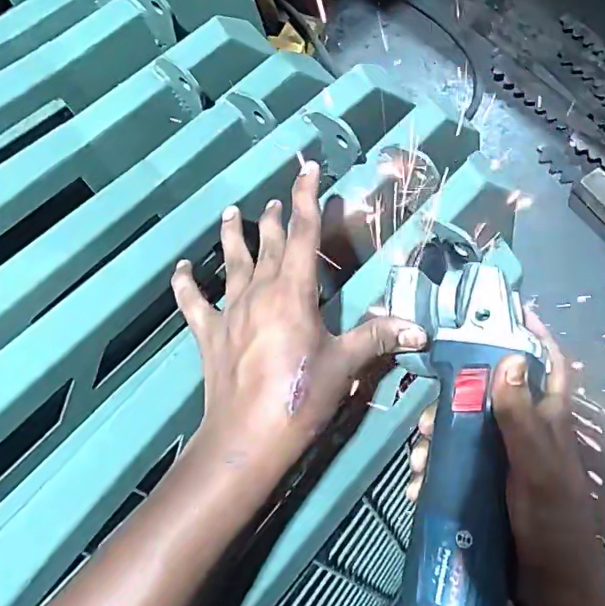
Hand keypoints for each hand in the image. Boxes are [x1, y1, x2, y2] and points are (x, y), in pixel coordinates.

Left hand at [172, 160, 427, 472]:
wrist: (248, 437)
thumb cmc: (301, 395)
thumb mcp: (346, 364)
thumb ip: (379, 338)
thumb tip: (421, 329)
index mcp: (294, 292)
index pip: (304, 234)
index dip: (307, 198)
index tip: (307, 168)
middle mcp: (260, 292)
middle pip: (270, 245)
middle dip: (278, 218)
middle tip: (279, 198)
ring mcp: (231, 312)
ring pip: (233, 264)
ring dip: (235, 237)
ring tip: (234, 212)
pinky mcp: (210, 335)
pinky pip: (195, 303)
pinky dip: (187, 285)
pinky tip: (183, 269)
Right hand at [407, 312, 596, 581]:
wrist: (549, 588)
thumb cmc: (552, 521)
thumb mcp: (537, 466)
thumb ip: (522, 416)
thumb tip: (509, 357)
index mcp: (551, 419)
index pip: (548, 364)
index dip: (536, 335)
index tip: (510, 311)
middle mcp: (531, 431)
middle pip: (494, 394)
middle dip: (459, 398)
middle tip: (429, 415)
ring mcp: (509, 459)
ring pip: (469, 430)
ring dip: (441, 439)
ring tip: (422, 459)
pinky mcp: (490, 484)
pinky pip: (459, 464)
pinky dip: (438, 469)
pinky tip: (421, 485)